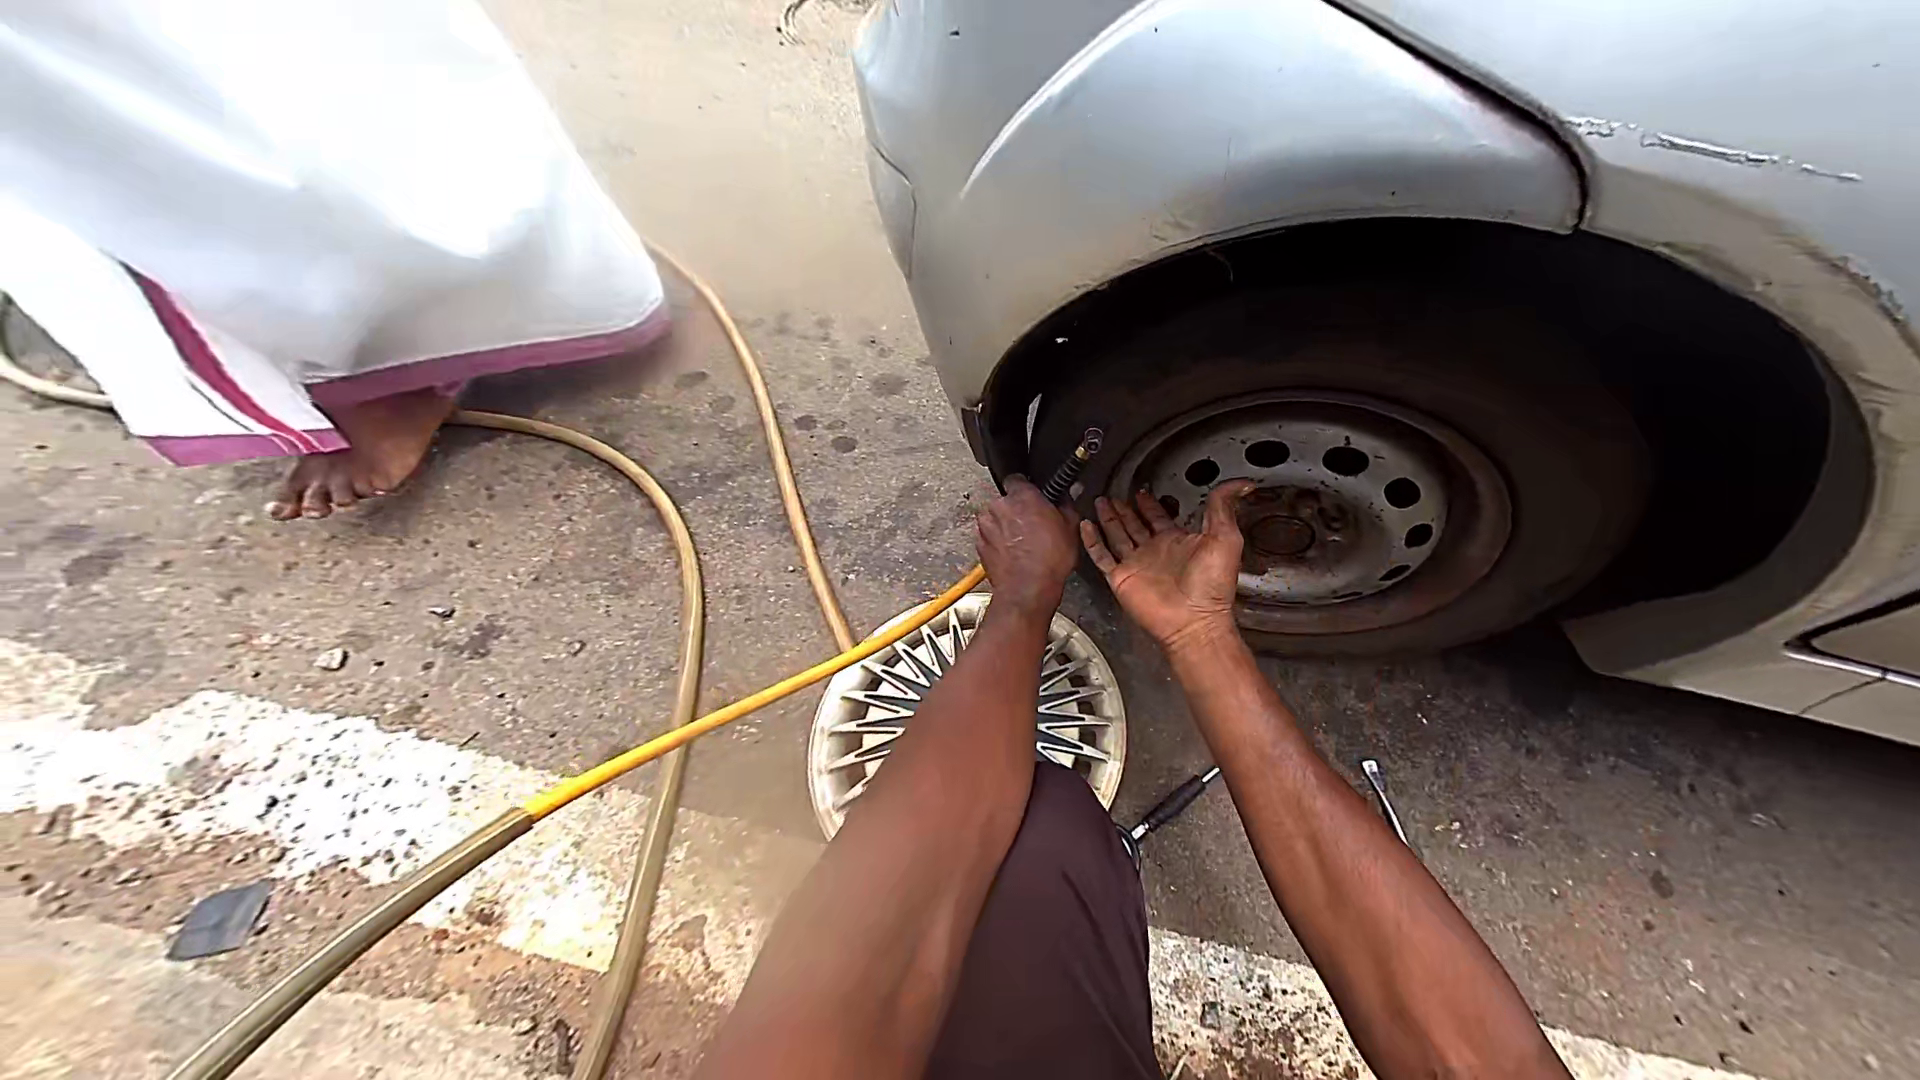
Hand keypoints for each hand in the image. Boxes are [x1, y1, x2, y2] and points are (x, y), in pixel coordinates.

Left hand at [976, 476, 1080, 614]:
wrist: (1027, 589)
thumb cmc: (1048, 561)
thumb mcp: (1070, 528)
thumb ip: (1066, 504)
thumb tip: (1066, 495)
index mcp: (1022, 496)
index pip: (1018, 479)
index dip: (1026, 488)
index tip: (1033, 497)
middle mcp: (999, 506)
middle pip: (1006, 500)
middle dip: (1016, 509)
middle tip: (1033, 524)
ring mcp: (986, 525)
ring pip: (995, 518)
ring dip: (1005, 525)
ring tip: (1023, 541)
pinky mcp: (979, 543)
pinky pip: (988, 535)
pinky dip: (997, 540)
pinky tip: (1013, 552)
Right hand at [1081, 480, 1254, 653]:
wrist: (1192, 619)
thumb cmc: (1211, 585)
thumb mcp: (1225, 537)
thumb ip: (1223, 508)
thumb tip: (1240, 484)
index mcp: (1176, 541)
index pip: (1159, 516)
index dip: (1150, 504)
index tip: (1141, 491)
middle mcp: (1154, 551)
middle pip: (1134, 524)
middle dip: (1124, 509)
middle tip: (1113, 494)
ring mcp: (1135, 564)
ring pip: (1116, 535)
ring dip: (1108, 519)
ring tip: (1099, 503)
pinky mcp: (1120, 577)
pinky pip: (1101, 556)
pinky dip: (1091, 540)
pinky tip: (1085, 526)